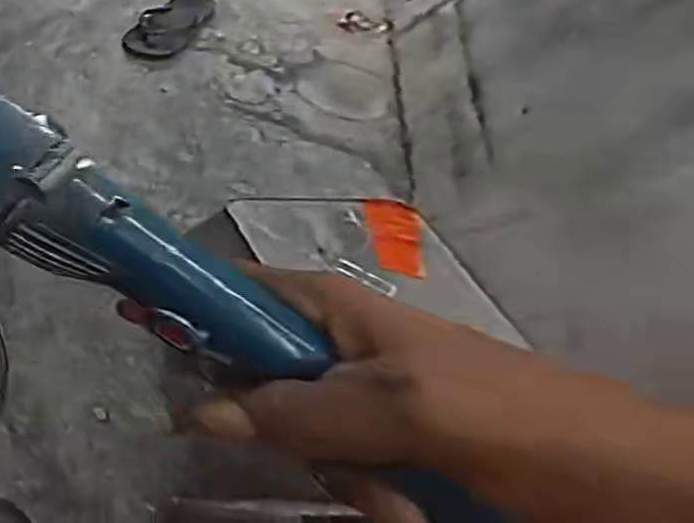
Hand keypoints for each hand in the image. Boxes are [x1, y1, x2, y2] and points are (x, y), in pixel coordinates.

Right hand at [191, 266, 670, 521]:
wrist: (653, 491)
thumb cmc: (515, 416)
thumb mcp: (402, 407)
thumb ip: (298, 408)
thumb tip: (195, 414)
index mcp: (319, 305)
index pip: (222, 283)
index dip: (178, 297)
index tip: (141, 324)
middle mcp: (326, 344)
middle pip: (248, 372)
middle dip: (270, 419)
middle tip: (309, 451)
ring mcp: (359, 399)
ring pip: (293, 430)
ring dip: (332, 471)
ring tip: (394, 499)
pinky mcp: (389, 447)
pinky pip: (340, 468)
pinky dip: (365, 495)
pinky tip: (407, 509)